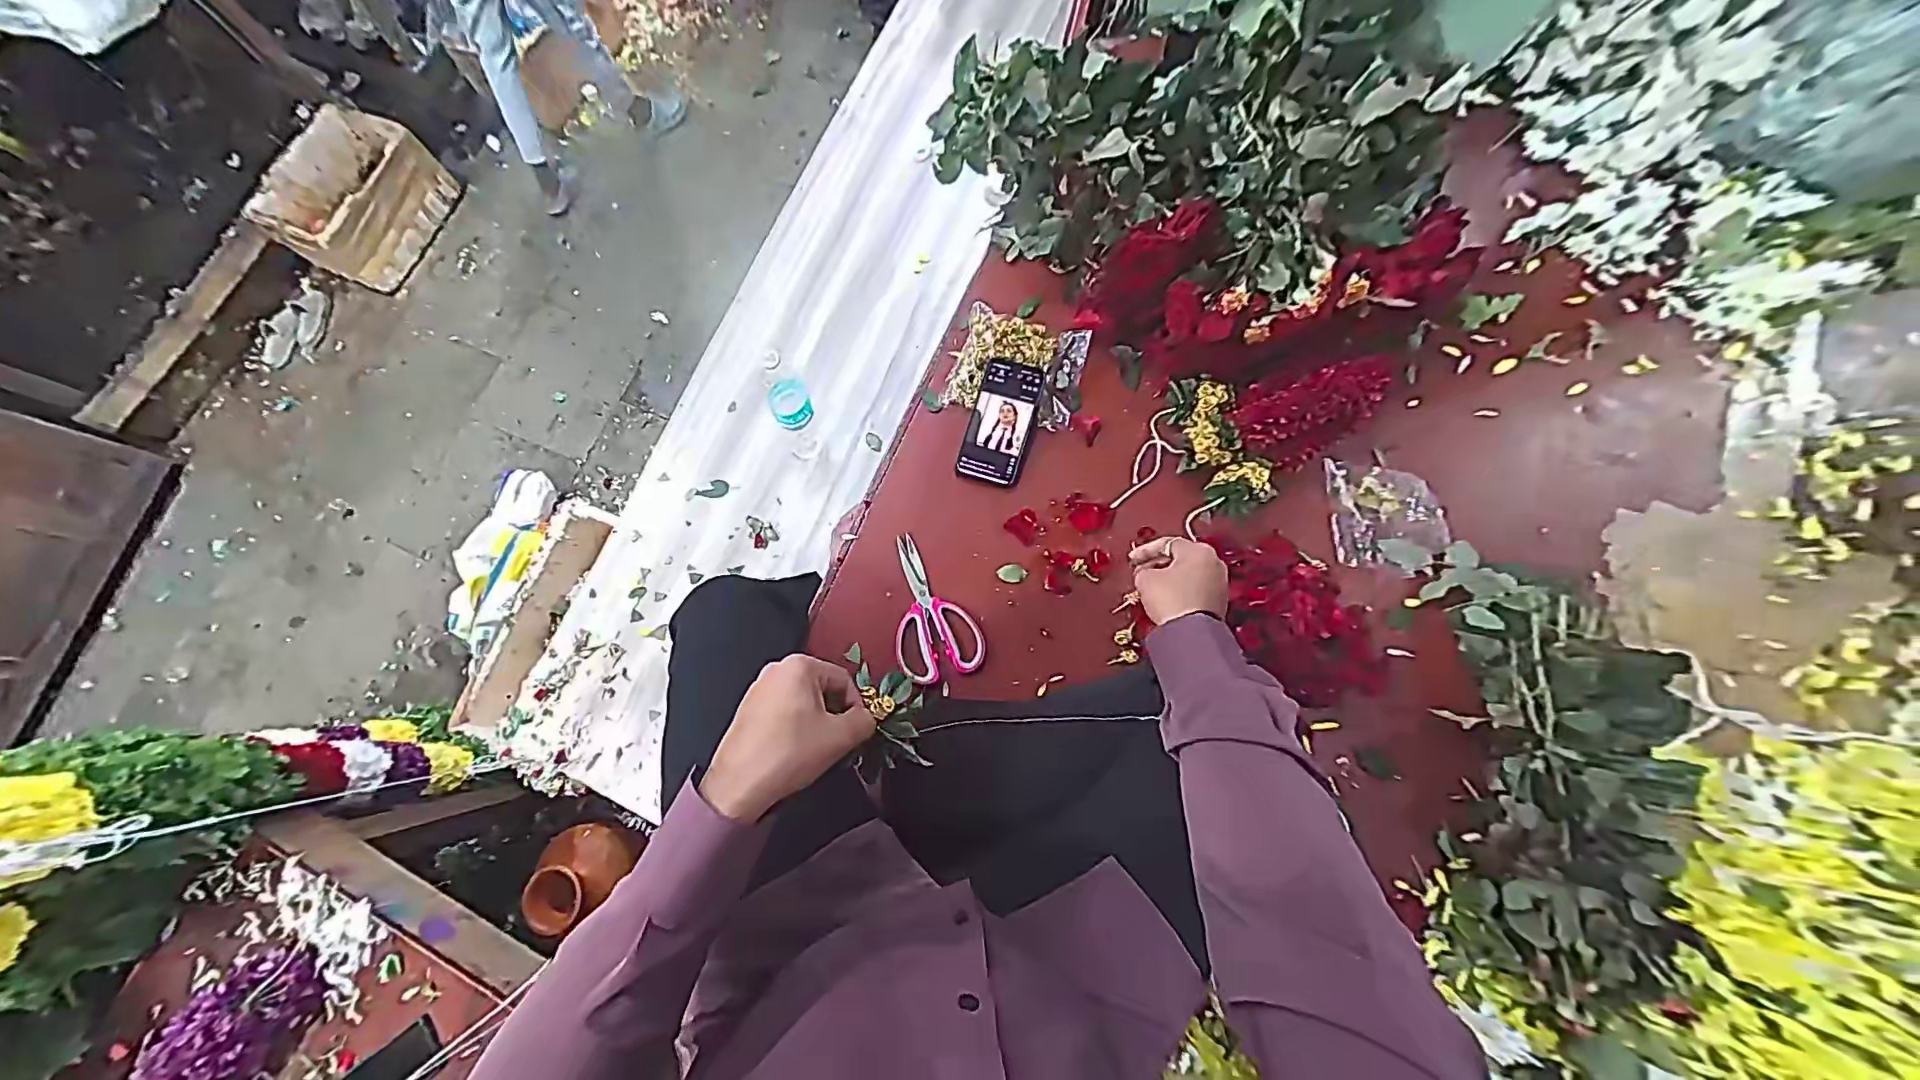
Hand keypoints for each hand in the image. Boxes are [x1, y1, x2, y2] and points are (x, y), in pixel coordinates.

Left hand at [700, 655, 875, 822]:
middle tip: (837, 743)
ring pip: (805, 704)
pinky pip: (785, 714)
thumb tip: (868, 718)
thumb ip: (865, 720)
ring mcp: (759, 690)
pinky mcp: (749, 710)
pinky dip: (796, 730)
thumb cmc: (787, 754)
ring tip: (814, 751)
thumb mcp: (841, 736)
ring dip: (817, 725)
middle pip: (824, 691)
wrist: (739, 786)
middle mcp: (776, 670)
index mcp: (799, 665)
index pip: (845, 681)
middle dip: (835, 717)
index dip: (857, 708)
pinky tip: (794, 753)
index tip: (857, 731)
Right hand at [1129, 537, 1228, 625]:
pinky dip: (1180, 589)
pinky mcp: (1219, 600)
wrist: (1190, 632)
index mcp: (1199, 550)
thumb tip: (1145, 573)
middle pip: (1180, 557)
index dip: (1145, 551)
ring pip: (1189, 573)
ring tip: (1151, 585)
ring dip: (1169, 577)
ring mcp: (1220, 582)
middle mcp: (1214, 562)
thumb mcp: (1145, 579)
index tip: (1133, 558)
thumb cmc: (1170, 599)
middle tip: (1141, 571)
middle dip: (1157, 564)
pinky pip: (1195, 588)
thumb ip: (1143, 570)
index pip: (1167, 543)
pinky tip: (1166, 598)